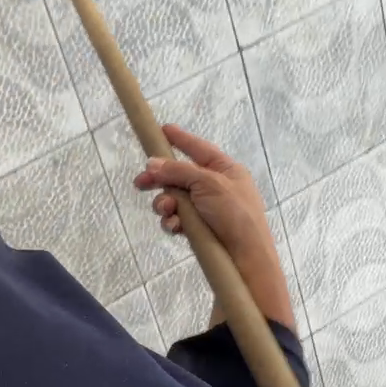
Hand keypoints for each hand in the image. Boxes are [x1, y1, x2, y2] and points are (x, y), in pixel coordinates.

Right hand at [132, 125, 271, 248]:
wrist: (246, 257)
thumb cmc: (234, 213)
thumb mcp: (207, 183)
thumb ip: (177, 171)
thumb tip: (152, 163)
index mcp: (225, 170)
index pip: (199, 149)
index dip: (181, 139)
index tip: (163, 129)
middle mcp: (215, 187)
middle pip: (179, 176)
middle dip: (160, 179)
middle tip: (140, 183)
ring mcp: (206, 209)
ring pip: (174, 199)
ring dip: (165, 203)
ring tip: (166, 210)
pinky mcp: (198, 228)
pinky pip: (177, 219)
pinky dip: (172, 221)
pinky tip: (174, 227)